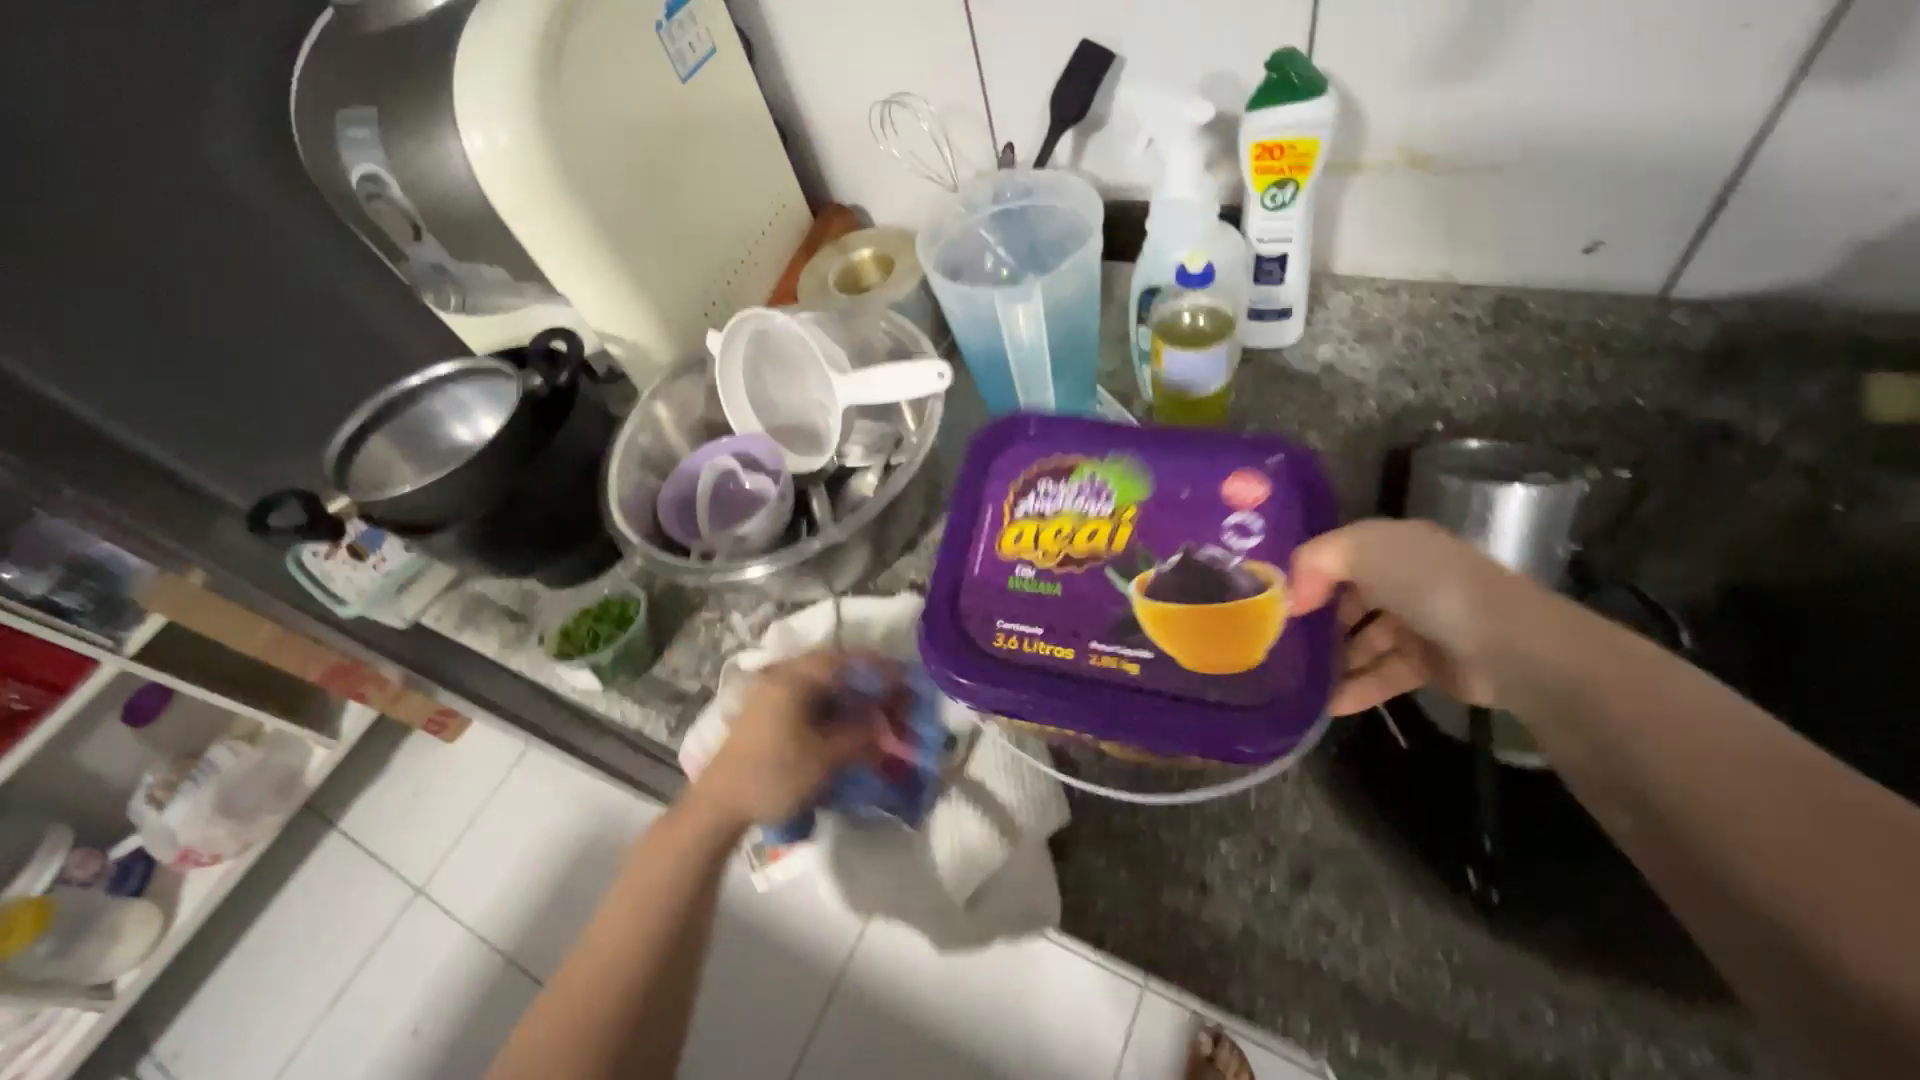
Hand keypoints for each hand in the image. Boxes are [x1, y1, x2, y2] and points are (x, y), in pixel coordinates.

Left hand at [686, 651, 892, 829]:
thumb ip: (860, 735)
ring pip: (816, 683)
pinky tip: (842, 722)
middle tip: (891, 693)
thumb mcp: (825, 758)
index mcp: (793, 679)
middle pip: (830, 667)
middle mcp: (779, 676)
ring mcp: (767, 694)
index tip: (904, 678)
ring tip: (872, 709)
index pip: (844, 660)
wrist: (718, 806)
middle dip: (863, 679)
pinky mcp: (762, 712)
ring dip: (845, 693)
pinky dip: (828, 705)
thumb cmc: (774, 776)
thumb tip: (883, 724)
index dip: (878, 667)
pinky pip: (804, 697)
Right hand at [1289, 519, 1522, 715]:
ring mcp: (1417, 623)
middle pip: (1346, 602)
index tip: (1274, 608)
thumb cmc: (1429, 586)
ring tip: (1297, 682)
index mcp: (1393, 546)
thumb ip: (1314, 561)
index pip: (1336, 558)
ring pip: (1361, 642)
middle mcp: (1404, 580)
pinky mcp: (1428, 664)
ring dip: (1331, 662)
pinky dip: (1357, 688)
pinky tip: (1329, 705)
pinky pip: (1382, 674)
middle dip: (1314, 624)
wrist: (1506, 644)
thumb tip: (1290, 598)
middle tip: (1279, 649)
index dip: (1305, 579)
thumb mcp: (1363, 551)